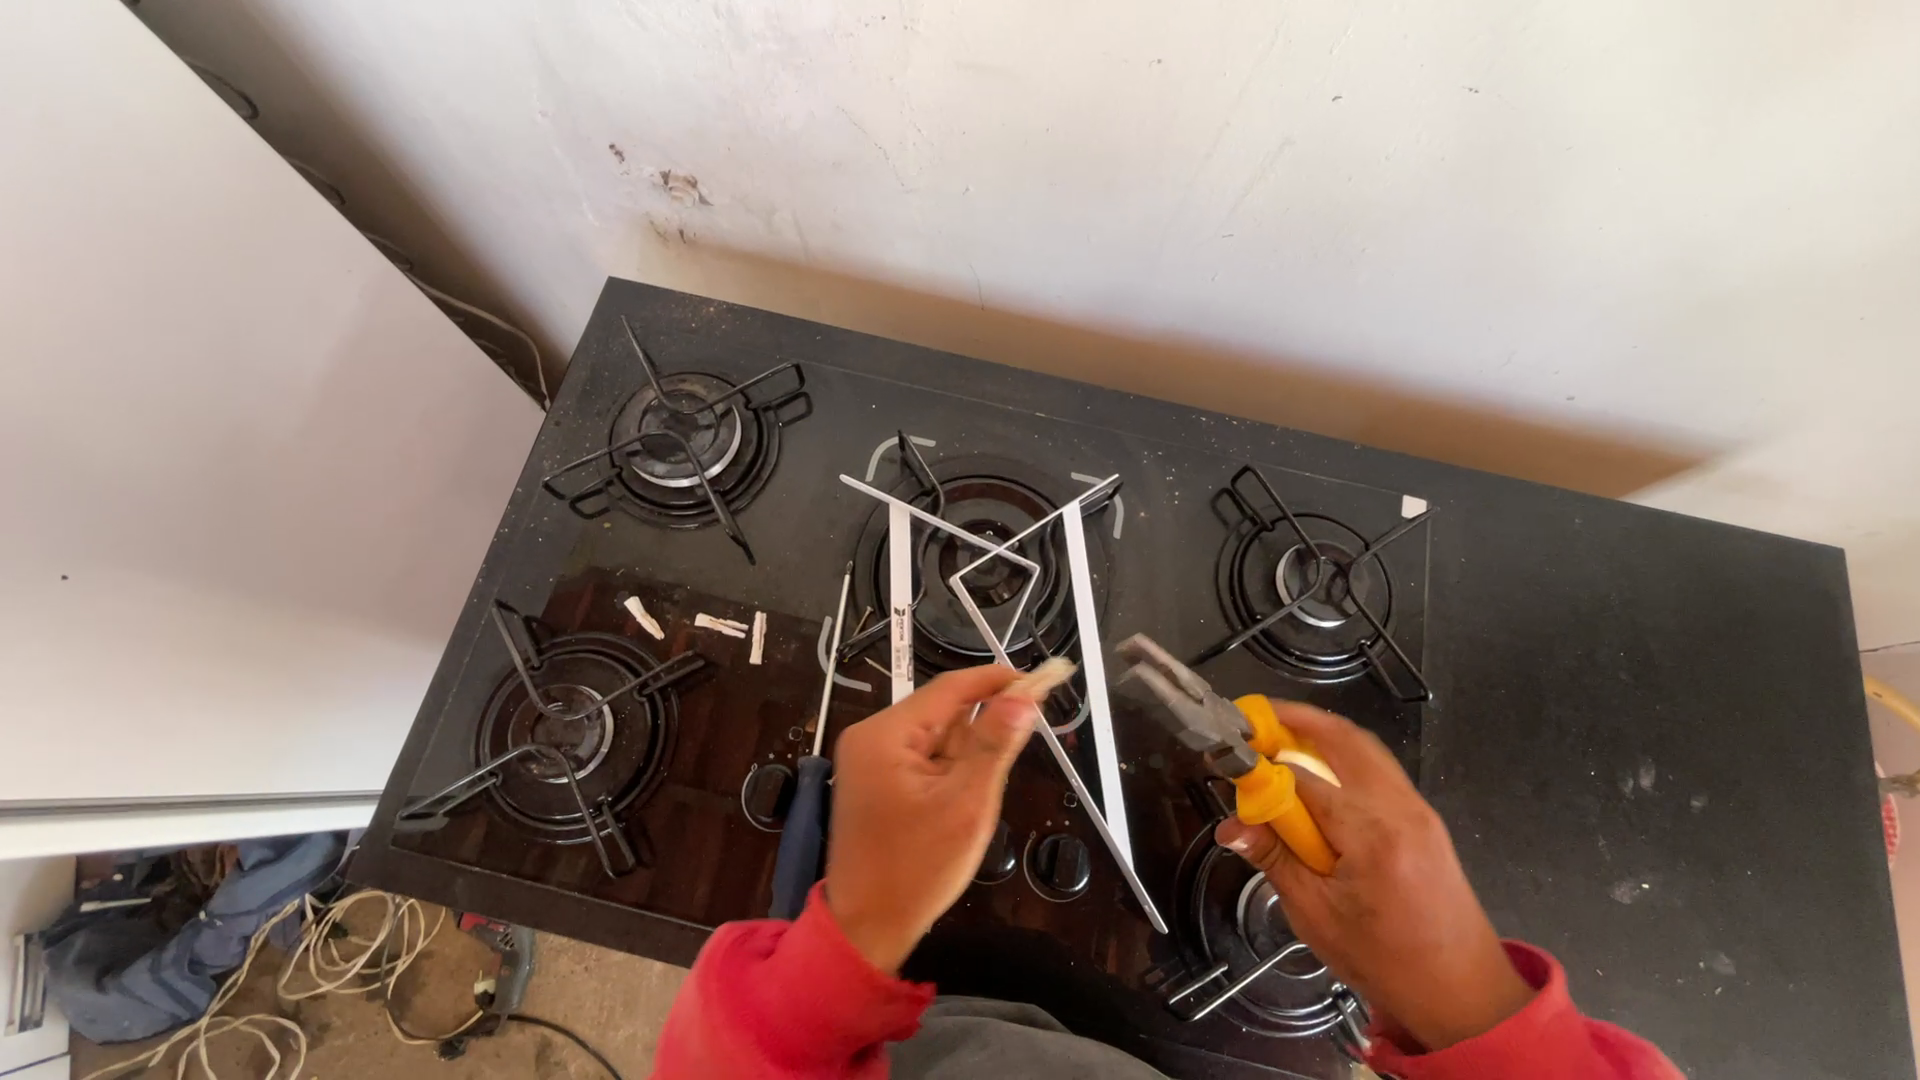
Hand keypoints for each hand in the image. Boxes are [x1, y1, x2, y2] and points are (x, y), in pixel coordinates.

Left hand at [823, 665, 1037, 973]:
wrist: (867, 929)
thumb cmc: (917, 869)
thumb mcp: (966, 804)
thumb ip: (994, 745)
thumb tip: (1024, 697)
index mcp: (885, 733)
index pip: (950, 688)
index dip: (996, 680)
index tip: (1040, 678)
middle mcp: (871, 735)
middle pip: (943, 712)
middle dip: (981, 730)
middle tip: (1014, 755)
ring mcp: (869, 757)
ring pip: (936, 736)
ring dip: (965, 756)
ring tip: (971, 800)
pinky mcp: (875, 778)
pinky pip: (923, 756)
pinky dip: (949, 770)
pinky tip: (957, 802)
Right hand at [1214, 702, 1531, 1050]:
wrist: (1464, 993)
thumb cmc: (1384, 960)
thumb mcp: (1315, 914)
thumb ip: (1274, 858)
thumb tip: (1230, 827)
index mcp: (1372, 835)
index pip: (1301, 781)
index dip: (1261, 774)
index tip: (1230, 766)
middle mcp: (1399, 808)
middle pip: (1343, 738)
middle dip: (1296, 719)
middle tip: (1255, 718)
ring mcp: (1417, 808)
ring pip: (1364, 747)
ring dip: (1320, 732)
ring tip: (1278, 733)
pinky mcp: (1423, 816)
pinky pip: (1377, 767)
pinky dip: (1342, 754)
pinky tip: (1315, 768)